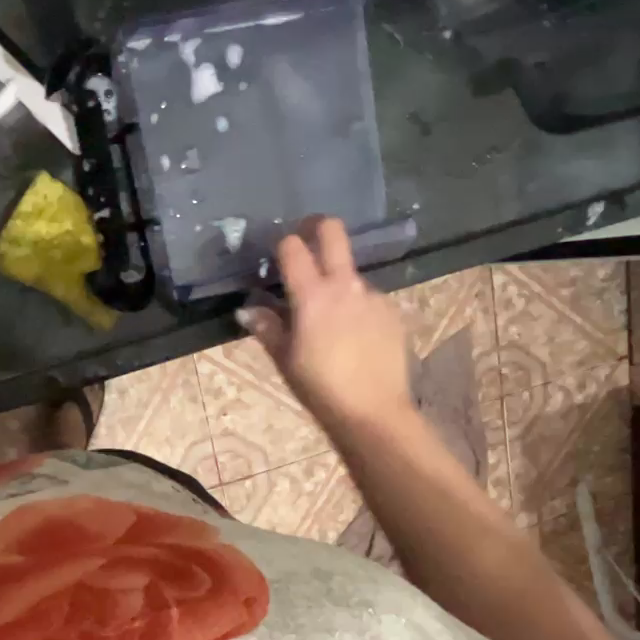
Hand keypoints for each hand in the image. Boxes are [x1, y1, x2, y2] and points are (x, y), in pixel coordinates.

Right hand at [238, 216, 411, 424]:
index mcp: (313, 296)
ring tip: (329, 320)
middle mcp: (345, 286)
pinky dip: (356, 308)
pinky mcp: (392, 312)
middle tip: (306, 241)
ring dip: (336, 282)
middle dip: (317, 227)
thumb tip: (247, 309)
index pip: (294, 248)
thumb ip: (267, 328)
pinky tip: (353, 339)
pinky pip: (368, 299)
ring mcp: (373, 296)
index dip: (283, 246)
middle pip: (334, 232)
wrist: (373, 412)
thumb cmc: (320, 388)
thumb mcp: (285, 360)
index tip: (277, 256)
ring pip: (350, 272)